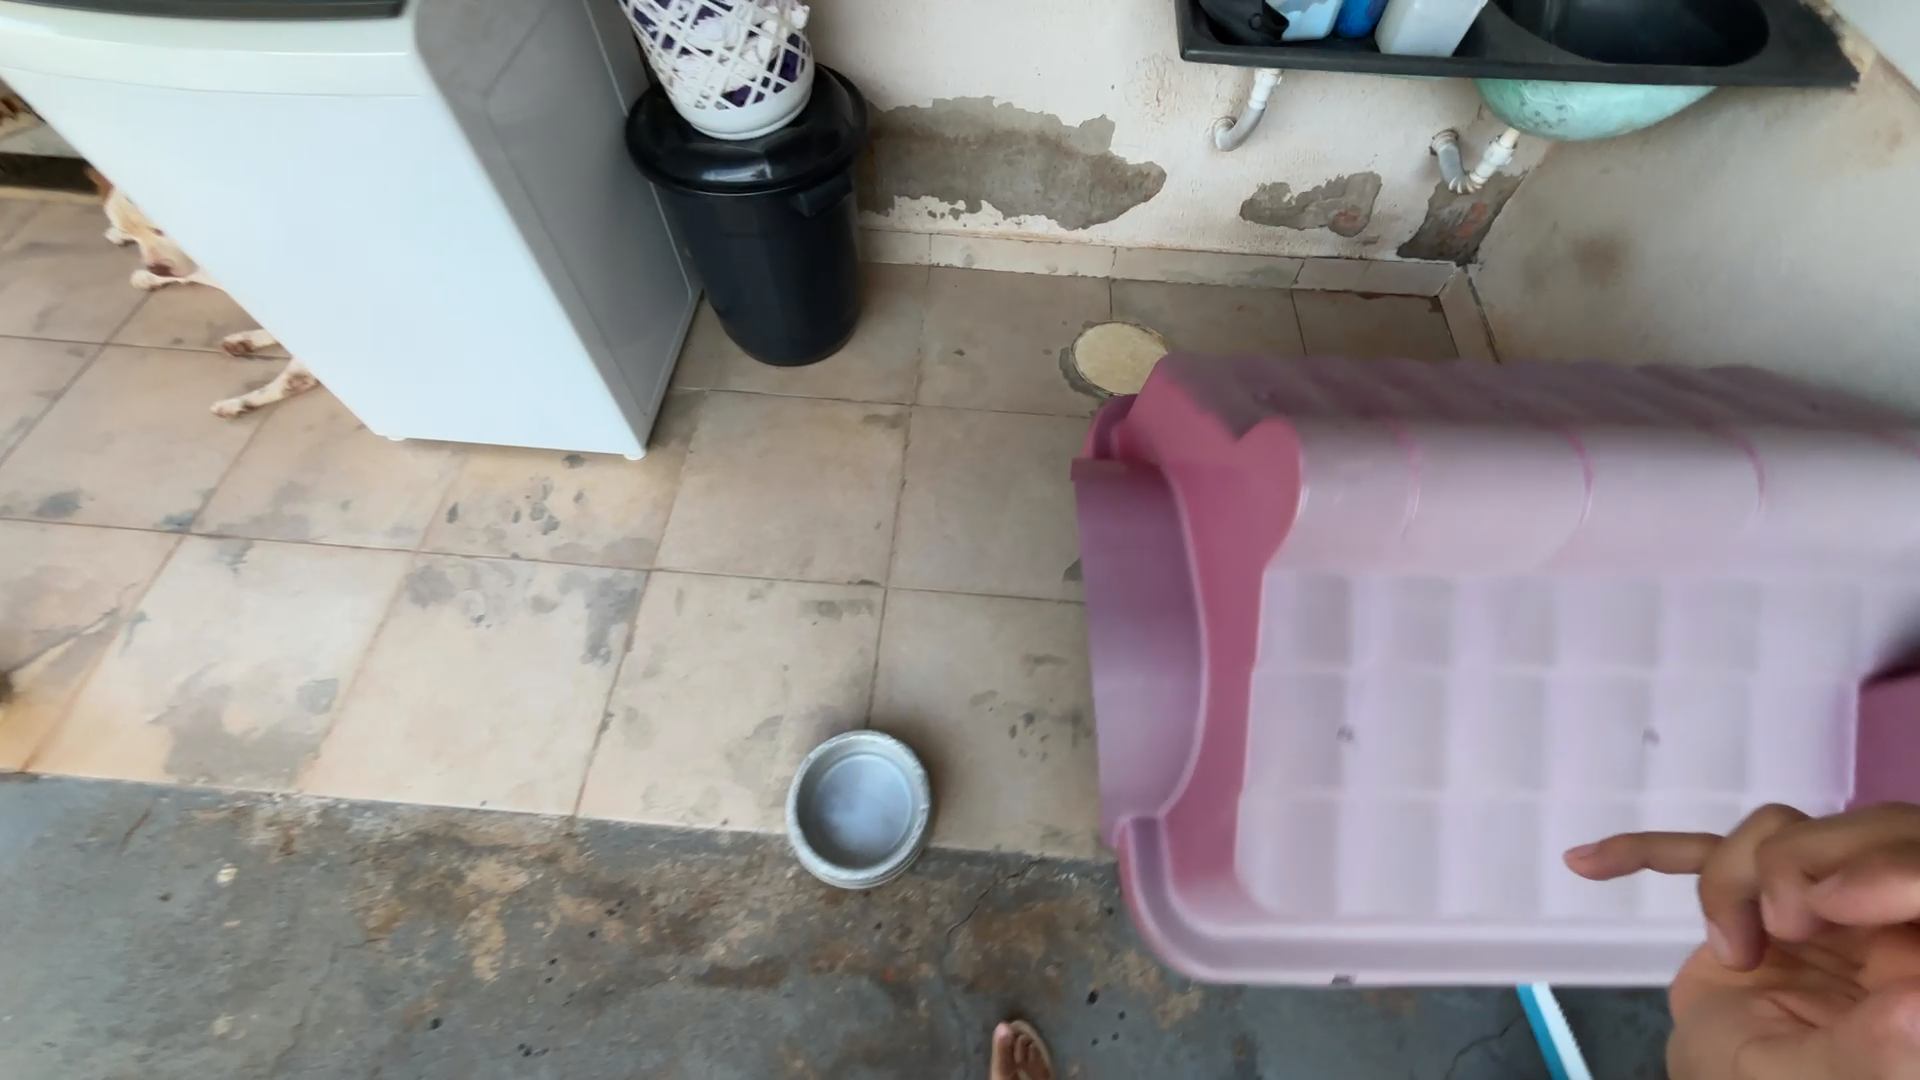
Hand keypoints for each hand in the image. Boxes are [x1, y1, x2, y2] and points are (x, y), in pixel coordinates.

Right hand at [1566, 803, 1919, 1078]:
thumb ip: (1881, 1052)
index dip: (1885, 867)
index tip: (1827, 905)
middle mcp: (1886, 921)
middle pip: (1860, 834)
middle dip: (1799, 867)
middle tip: (1781, 929)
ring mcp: (1817, 905)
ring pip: (1780, 832)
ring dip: (1731, 878)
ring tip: (1727, 950)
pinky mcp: (1744, 897)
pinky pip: (1692, 848)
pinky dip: (1639, 851)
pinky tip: (1587, 863)